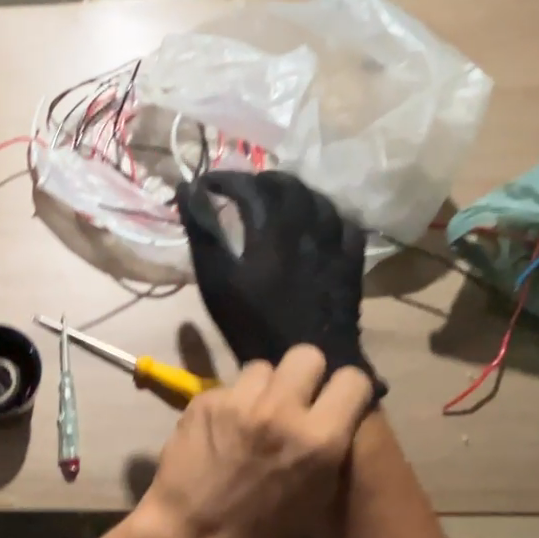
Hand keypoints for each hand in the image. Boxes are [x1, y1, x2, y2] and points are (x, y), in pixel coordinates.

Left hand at [129, 346, 376, 537]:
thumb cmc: (262, 527)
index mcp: (319, 439)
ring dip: (263, 385)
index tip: (338, 396)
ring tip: (255, 412)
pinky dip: (231, 401)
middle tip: (296, 395)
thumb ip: (331, 445)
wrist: (194, 530)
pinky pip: (228, 386)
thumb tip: (338, 412)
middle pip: (306, 354)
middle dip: (305, 372)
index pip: (352, 380)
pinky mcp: (204, 398)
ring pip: (262, 366)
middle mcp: (280, 410)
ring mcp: (238, 401)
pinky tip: (223, 426)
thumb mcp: (318, 493)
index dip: (348, 386)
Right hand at [176, 171, 381, 398]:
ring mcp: (333, 245)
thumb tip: (188, 188)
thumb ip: (202, 231)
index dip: (226, 179)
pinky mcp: (350, 262)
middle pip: (288, 186)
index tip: (207, 184)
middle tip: (241, 188)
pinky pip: (345, 224)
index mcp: (270, 231)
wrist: (307, 358)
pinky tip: (315, 222)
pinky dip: (326, 214)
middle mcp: (306, 229)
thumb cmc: (251, 323)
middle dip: (261, 180)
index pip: (249, 187)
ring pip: (319, 200)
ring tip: (275, 199)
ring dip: (294, 192)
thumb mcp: (216, 279)